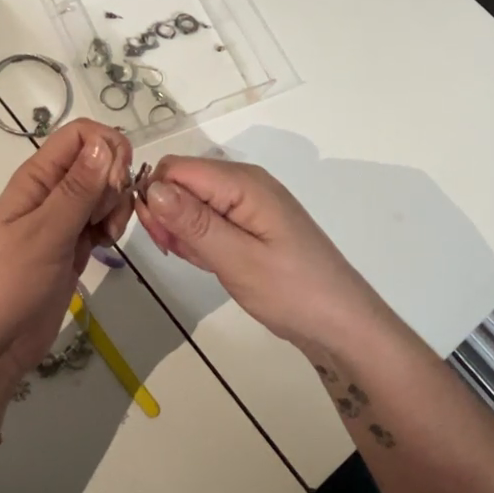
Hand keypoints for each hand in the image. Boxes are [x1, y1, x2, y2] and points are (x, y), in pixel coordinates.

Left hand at [0, 120, 133, 398]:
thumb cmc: (5, 284)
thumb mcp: (43, 233)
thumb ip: (77, 190)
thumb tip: (105, 143)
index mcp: (35, 178)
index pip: (80, 135)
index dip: (106, 146)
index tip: (118, 179)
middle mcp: (49, 193)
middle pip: (98, 161)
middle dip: (115, 181)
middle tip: (105, 216)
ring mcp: (61, 222)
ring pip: (103, 193)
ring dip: (116, 207)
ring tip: (106, 237)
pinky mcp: (71, 250)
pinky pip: (100, 222)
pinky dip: (110, 228)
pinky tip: (105, 247)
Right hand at [133, 156, 382, 350]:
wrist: (342, 324)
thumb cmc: (292, 292)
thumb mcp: (237, 260)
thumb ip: (193, 222)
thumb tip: (151, 187)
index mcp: (242, 183)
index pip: (176, 168)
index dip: (156, 196)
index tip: (157, 236)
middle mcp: (244, 183)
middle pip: (181, 181)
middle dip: (166, 213)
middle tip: (174, 253)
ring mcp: (248, 204)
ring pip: (191, 202)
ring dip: (181, 229)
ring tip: (197, 262)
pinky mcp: (249, 224)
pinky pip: (208, 220)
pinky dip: (199, 239)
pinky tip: (207, 263)